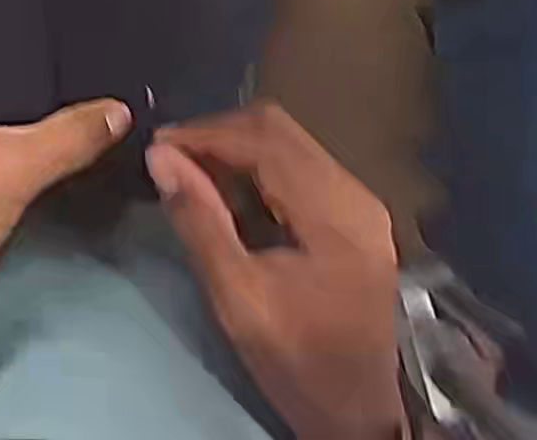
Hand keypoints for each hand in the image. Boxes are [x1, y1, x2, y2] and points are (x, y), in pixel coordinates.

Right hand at [147, 102, 404, 439]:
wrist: (377, 421)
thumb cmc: (306, 367)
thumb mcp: (239, 302)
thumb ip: (198, 221)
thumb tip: (159, 158)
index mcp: (333, 214)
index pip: (260, 140)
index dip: (203, 134)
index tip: (158, 147)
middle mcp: (351, 191)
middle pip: (273, 127)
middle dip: (215, 133)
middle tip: (173, 158)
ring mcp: (356, 198)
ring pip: (282, 137)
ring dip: (231, 145)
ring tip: (192, 171)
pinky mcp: (350, 208)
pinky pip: (292, 159)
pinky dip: (251, 161)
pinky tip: (228, 187)